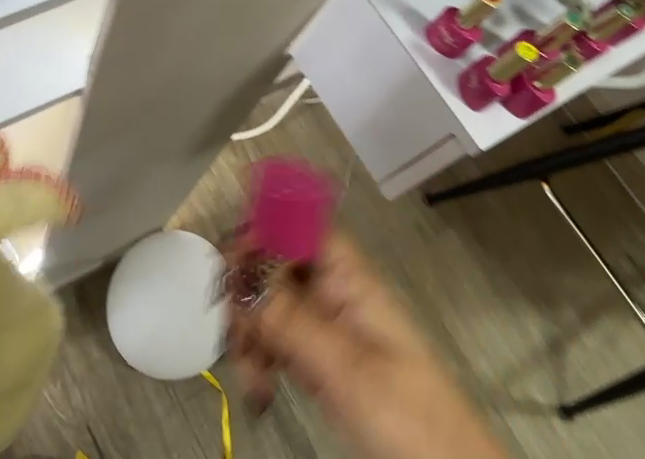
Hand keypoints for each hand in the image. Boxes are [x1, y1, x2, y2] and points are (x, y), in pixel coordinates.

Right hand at [226, 232, 508, 458]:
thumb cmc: (411, 418)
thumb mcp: (347, 369)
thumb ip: (292, 319)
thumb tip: (244, 270)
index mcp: (351, 282)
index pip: (304, 226)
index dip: (265, 227)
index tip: (233, 258)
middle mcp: (335, 295)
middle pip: (275, 267)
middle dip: (247, 293)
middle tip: (236, 331)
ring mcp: (325, 329)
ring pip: (268, 306)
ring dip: (249, 334)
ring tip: (251, 377)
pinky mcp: (318, 362)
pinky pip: (276, 342)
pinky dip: (260, 359)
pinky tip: (259, 389)